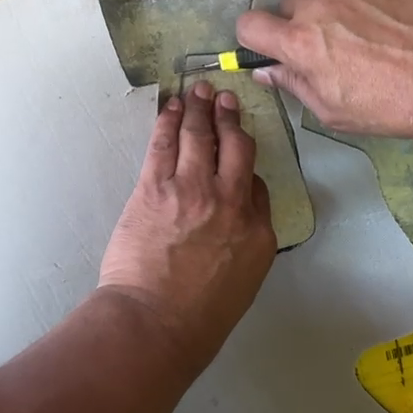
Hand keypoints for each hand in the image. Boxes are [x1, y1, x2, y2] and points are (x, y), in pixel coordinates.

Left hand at [98, 82, 276, 371]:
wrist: (155, 323)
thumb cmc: (197, 318)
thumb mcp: (242, 282)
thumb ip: (245, 242)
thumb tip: (237, 215)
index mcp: (257, 232)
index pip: (257, 186)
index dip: (246, 165)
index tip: (237, 152)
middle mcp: (230, 202)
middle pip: (236, 147)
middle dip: (231, 118)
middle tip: (227, 99)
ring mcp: (192, 190)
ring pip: (200, 136)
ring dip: (200, 107)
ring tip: (200, 89)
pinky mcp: (155, 186)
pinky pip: (165, 143)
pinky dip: (169, 120)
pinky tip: (172, 106)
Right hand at [235, 0, 412, 146]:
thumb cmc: (393, 107)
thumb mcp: (333, 111)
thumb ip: (293, 84)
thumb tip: (267, 70)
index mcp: (302, 42)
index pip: (250, 24)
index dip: (255, 37)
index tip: (269, 48)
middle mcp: (322, 6)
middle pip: (290, 7)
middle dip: (301, 27)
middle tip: (330, 52)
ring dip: (339, 16)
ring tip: (374, 44)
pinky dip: (371, 7)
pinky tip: (396, 32)